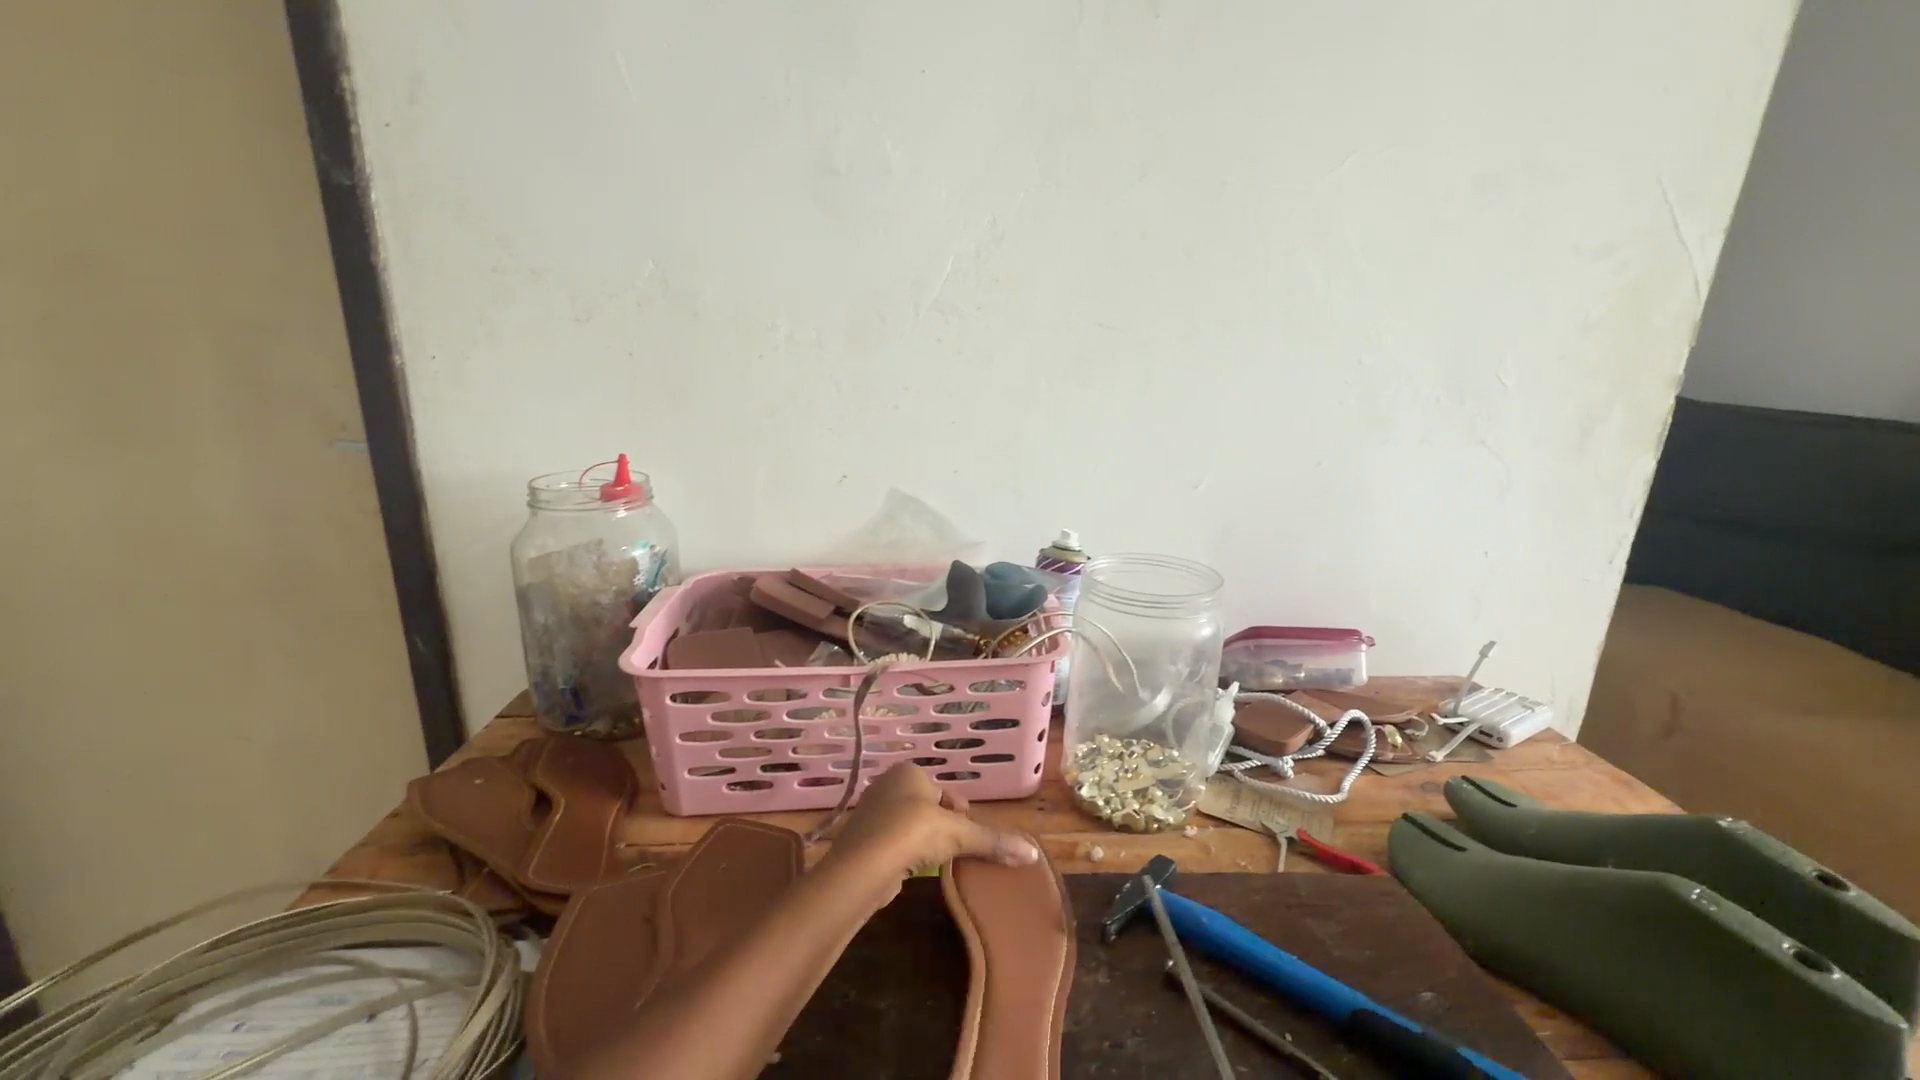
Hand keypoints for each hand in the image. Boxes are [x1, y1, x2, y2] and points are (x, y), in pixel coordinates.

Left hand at [820, 763, 1039, 903]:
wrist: (864, 864)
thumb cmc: (913, 832)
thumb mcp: (959, 834)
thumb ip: (993, 841)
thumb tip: (1032, 853)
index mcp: (909, 772)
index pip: (941, 788)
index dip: (958, 808)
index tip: (967, 827)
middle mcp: (887, 785)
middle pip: (925, 805)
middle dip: (941, 824)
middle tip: (957, 846)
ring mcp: (870, 812)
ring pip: (907, 824)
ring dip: (923, 840)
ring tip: (938, 860)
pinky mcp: (862, 840)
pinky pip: (892, 842)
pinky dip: (905, 853)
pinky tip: (915, 869)